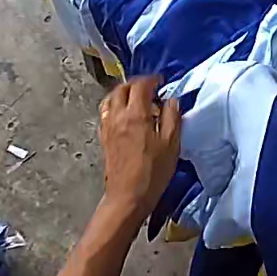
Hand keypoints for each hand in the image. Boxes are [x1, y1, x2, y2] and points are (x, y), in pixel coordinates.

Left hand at [98, 77, 181, 219]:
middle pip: (122, 89)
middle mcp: (117, 117)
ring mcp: (107, 127)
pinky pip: (106, 112)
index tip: (162, 81)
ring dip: (124, 93)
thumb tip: (171, 101)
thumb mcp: (172, 143)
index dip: (152, 80)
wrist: (128, 195)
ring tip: (139, 99)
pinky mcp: (104, 137)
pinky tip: (127, 115)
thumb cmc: (154, 171)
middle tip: (151, 88)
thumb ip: (173, 117)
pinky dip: (116, 106)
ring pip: (110, 99)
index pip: (140, 86)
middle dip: (137, 84)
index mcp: (136, 115)